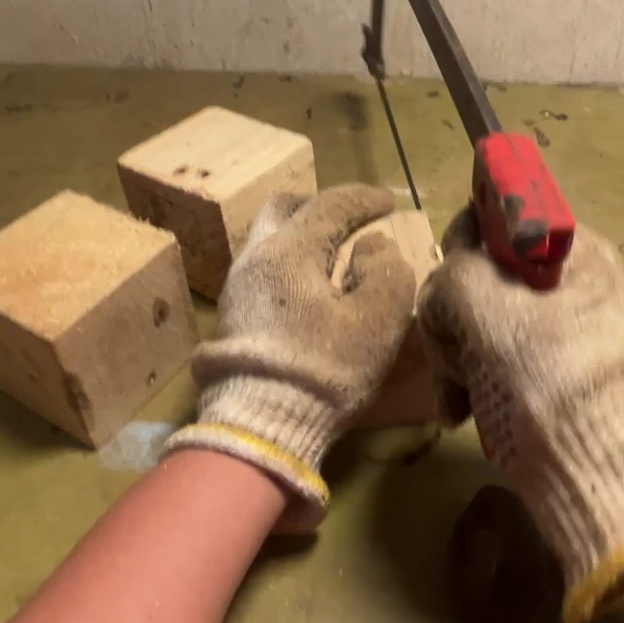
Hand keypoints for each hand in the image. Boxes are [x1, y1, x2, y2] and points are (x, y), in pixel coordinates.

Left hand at [162, 184, 417, 531]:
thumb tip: (372, 247)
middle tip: (348, 217)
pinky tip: (309, 289)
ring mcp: (238, 289)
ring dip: (301, 237)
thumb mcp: (377, 318)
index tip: (390, 201)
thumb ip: (385, 271)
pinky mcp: (233, 318)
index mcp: (291, 250)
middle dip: (318, 205)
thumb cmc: (325, 367)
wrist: (262, 424)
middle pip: (282, 210)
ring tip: (332, 254)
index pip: (330, 205)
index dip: (364, 198)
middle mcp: (255, 259)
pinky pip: (263, 272)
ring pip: (268, 241)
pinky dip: (290, 265)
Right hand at [418, 210, 623, 622]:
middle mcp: (570, 279)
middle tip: (454, 359)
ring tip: (457, 398)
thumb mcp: (484, 305)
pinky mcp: (544, 368)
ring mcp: (558, 326)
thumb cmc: (542, 379)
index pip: (496, 219)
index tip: (452, 298)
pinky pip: (490, 355)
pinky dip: (470, 378)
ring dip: (455, 356)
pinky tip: (460, 410)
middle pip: (481, 275)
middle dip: (454, 320)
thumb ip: (456, 268)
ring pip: (478, 319)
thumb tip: (451, 266)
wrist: (590, 471)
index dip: (463, 253)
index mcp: (573, 248)